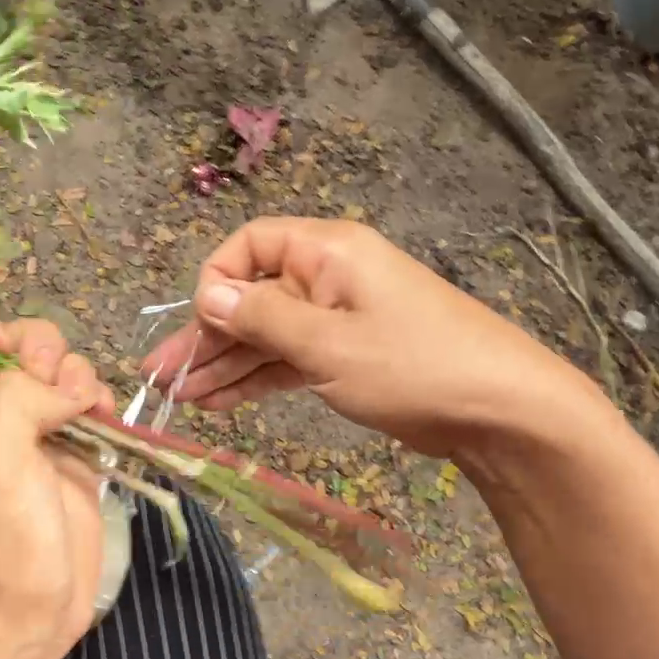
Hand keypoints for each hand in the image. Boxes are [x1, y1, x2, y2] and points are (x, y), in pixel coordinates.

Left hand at [0, 313, 111, 658]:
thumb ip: (14, 397)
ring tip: (84, 410)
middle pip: (19, 345)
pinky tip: (104, 420)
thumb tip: (60, 384)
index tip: (16, 357)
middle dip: (42, 350)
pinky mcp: (72, 452)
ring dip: (76, 375)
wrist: (32, 612)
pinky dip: (99, 399)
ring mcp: (35, 432)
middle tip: (54, 387)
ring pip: (59, 370)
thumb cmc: (4, 542)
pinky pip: (88, 402)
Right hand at [141, 217, 610, 459]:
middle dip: (202, 339)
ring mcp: (333, 321)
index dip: (217, 280)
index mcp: (327, 254)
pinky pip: (282, 362)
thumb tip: (207, 294)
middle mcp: (325, 280)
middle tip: (157, 378)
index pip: (250, 247)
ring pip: (260, 338)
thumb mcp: (327, 342)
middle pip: (248, 301)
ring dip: (219, 367)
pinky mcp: (340, 358)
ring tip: (177, 399)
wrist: (500, 412)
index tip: (201, 323)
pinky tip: (216, 404)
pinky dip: (250, 381)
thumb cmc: (414, 366)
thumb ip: (261, 317)